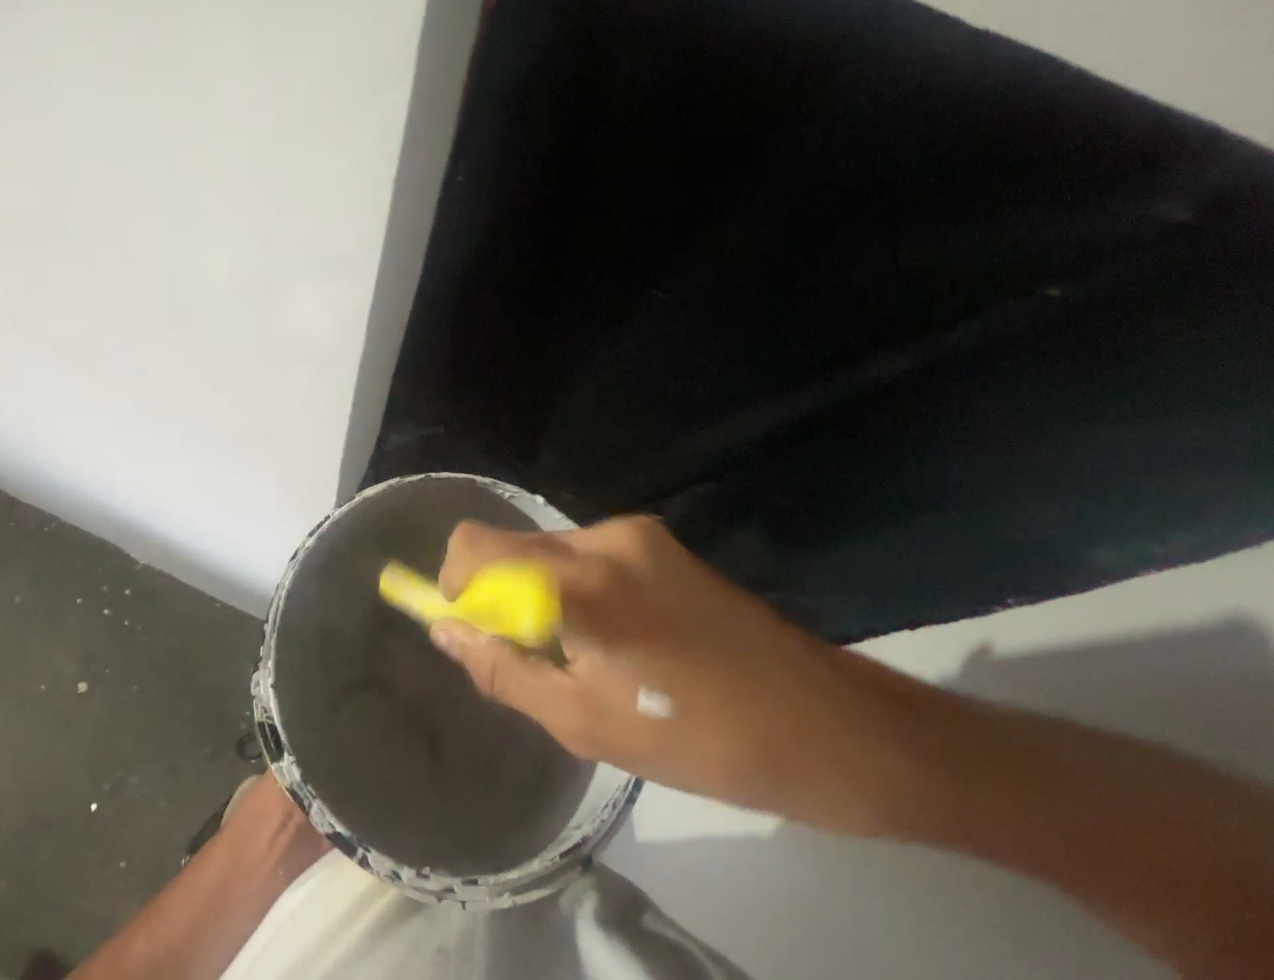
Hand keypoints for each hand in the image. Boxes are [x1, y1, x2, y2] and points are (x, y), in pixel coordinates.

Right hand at [433, 516, 936, 834]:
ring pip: (551, 554)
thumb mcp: (583, 722)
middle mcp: (604, 538)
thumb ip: (503, 669)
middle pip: (511, 547)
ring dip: (543, 600)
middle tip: (539, 665)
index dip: (454, 586)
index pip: (475, 545)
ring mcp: (641, 537)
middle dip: (501, 600)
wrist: (826, 727)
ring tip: (590, 664)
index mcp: (579, 581)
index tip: (474, 635)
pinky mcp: (667, 547)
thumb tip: (446, 630)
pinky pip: (591, 560)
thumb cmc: (697, 737)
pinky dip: (579, 595)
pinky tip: (624, 647)